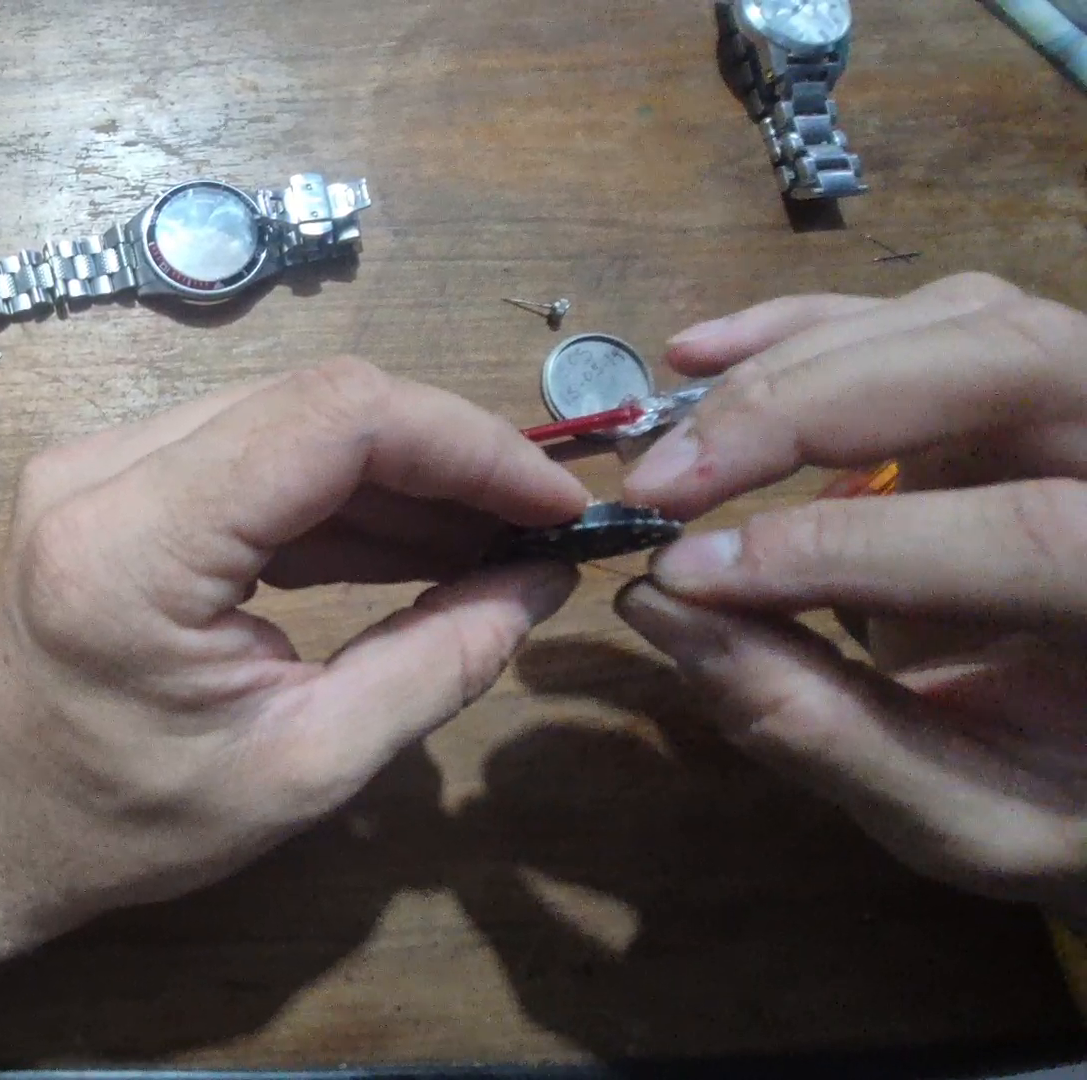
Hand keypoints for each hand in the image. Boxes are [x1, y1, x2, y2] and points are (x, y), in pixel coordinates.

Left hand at [0, 359, 589, 943]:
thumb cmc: (127, 822)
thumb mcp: (303, 767)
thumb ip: (434, 663)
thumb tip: (537, 581)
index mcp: (131, 549)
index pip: (327, 420)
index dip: (461, 443)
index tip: (548, 499)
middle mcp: (95, 473)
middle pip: (305, 407)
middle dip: (433, 459)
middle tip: (523, 527)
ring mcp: (88, 466)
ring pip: (277, 424)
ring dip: (386, 479)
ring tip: (478, 542)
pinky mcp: (102, 481)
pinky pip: (238, 458)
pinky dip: (323, 498)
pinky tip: (396, 545)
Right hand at [616, 272, 1086, 919]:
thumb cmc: (1069, 794)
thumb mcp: (962, 814)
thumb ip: (815, 723)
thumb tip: (655, 607)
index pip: (1029, 532)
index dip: (832, 546)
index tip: (678, 576)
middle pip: (996, 359)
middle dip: (788, 416)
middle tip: (656, 487)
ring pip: (943, 321)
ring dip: (773, 374)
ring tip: (660, 451)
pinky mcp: (1020, 387)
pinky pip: (908, 315)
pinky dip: (784, 326)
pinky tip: (692, 355)